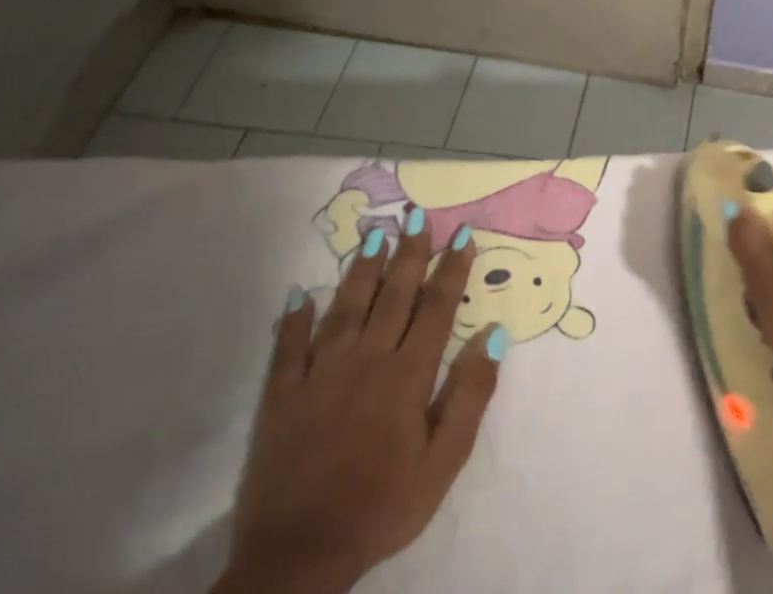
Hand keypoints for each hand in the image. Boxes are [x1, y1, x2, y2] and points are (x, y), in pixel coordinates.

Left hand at [214, 209, 503, 593]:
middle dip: (409, 256)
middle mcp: (364, 363)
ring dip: (361, 272)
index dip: (451, 269)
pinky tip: (298, 296)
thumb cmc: (387, 503)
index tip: (462, 235)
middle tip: (417, 219)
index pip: (436, 309)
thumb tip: (492, 332)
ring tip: (374, 237)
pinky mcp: (280, 399)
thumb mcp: (447, 456)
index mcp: (408, 376)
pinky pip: (287, 349)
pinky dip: (293, 320)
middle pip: (392, 298)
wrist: (300, 553)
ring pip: (343, 311)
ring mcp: (317, 377)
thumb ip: (470, 392)